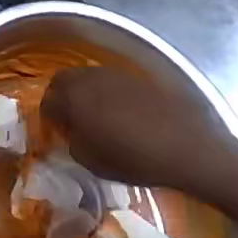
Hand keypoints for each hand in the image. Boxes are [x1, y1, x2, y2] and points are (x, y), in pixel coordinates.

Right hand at [40, 67, 237, 193]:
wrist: (190, 148)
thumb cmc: (135, 159)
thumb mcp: (93, 163)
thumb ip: (73, 145)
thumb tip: (72, 136)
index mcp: (71, 98)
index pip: (47, 102)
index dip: (48, 119)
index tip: (57, 133)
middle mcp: (87, 79)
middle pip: (62, 81)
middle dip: (61, 97)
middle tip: (70, 119)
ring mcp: (113, 75)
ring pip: (86, 78)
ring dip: (84, 93)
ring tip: (96, 116)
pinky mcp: (136, 78)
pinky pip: (110, 82)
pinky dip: (107, 93)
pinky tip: (122, 114)